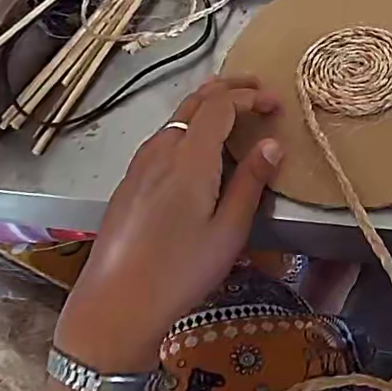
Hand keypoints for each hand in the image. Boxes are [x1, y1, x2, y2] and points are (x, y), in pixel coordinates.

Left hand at [54, 75, 284, 371]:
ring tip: (231, 112)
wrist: (116, 303)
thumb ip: (251, 182)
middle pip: (194, 101)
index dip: (249, 96)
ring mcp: (139, 165)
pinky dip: (187, 127)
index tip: (275, 103)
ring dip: (205, 106)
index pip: (220, 105)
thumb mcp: (229, 231)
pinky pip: (162, 139)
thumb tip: (272, 145)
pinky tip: (195, 148)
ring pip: (175, 118)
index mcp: (189, 158)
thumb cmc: (181, 271)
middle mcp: (160, 151)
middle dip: (227, 87)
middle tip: (256, 89)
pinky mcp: (129, 182)